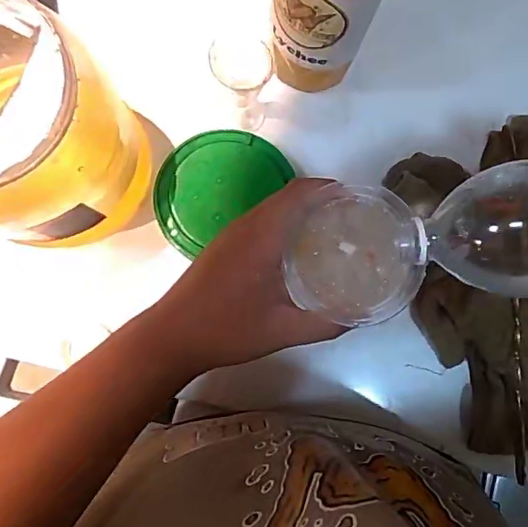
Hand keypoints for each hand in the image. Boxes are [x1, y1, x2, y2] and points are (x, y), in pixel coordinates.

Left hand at [138, 178, 347, 372]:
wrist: (170, 337)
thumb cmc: (225, 329)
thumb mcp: (283, 331)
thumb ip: (325, 324)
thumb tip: (357, 316)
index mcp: (262, 235)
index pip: (299, 193)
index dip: (328, 189)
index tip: (356, 201)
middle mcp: (247, 226)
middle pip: (289, 195)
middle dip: (322, 199)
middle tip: (352, 218)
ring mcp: (232, 234)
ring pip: (274, 208)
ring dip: (303, 210)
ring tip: (333, 231)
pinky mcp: (225, 246)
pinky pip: (263, 220)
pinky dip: (286, 223)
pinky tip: (299, 249)